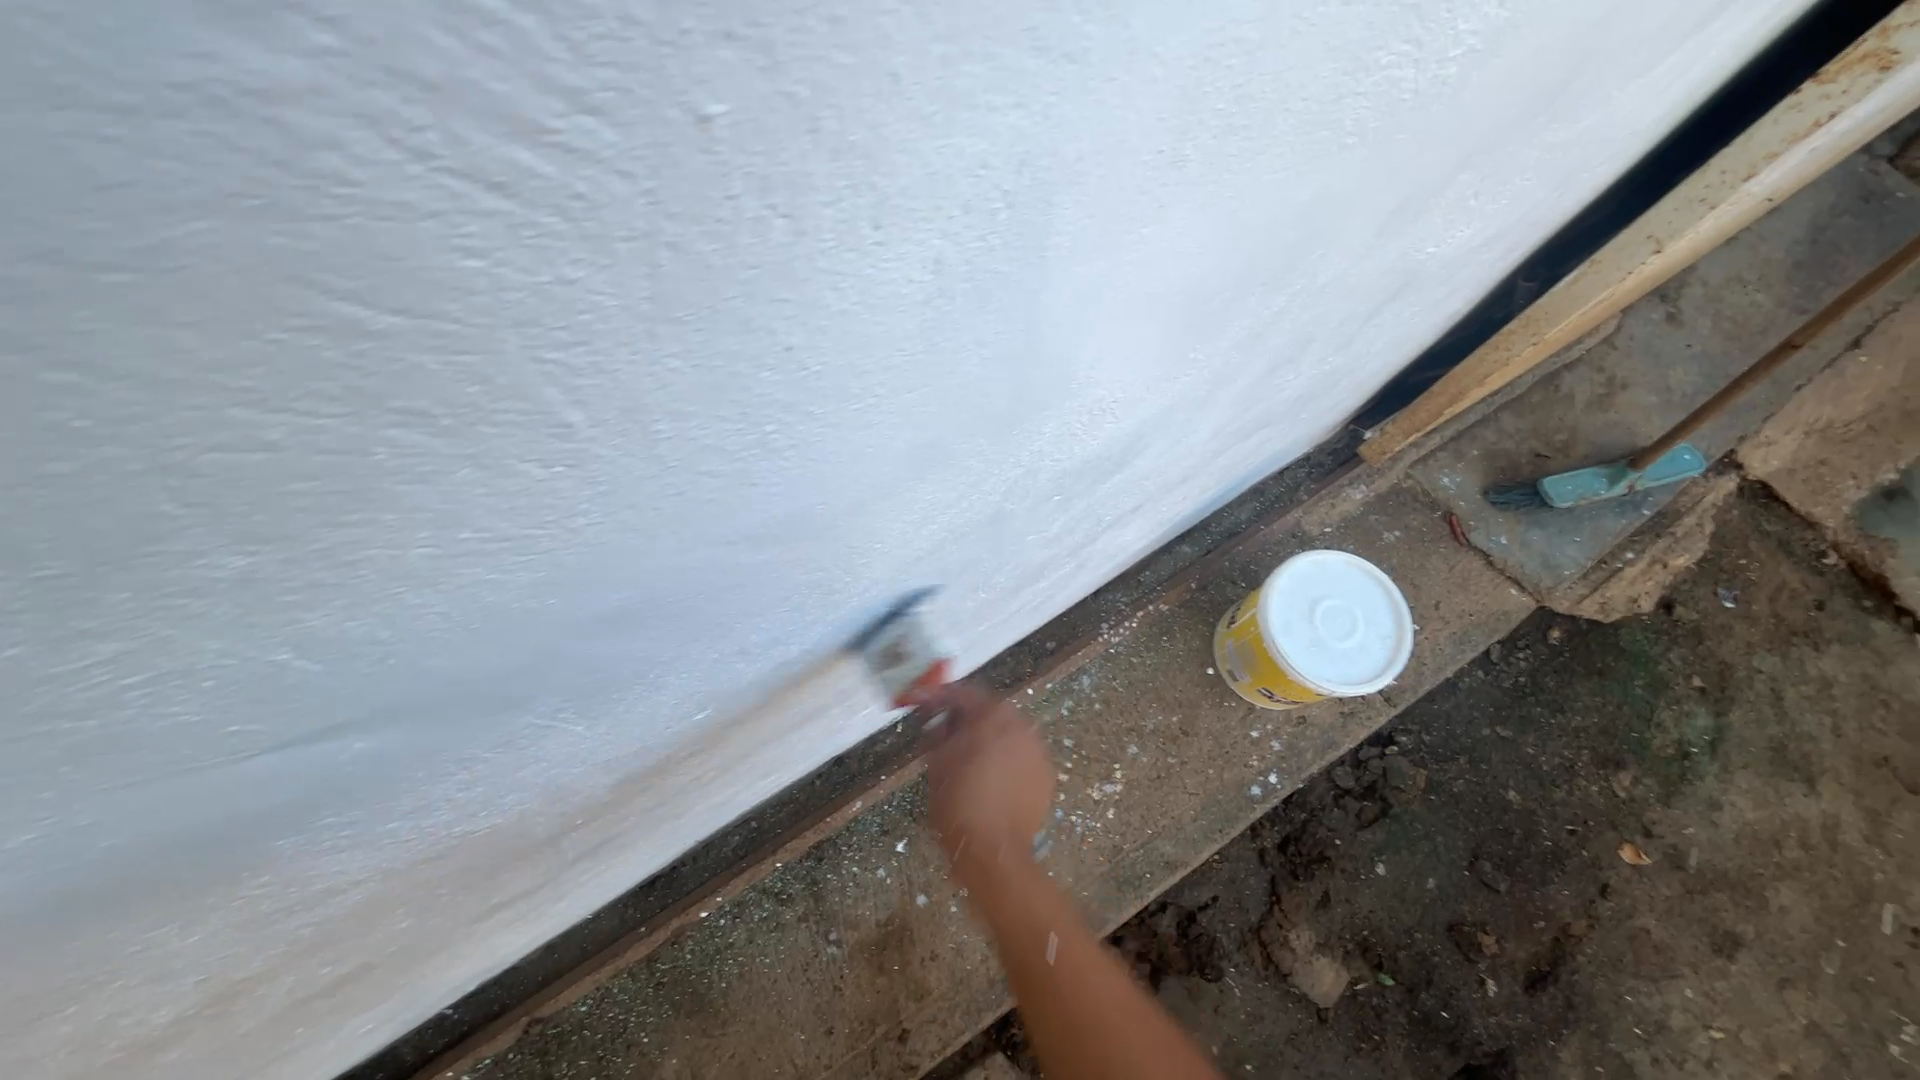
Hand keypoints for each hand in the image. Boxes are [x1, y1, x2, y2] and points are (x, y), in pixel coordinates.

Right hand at [910, 681, 1055, 892]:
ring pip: (1007, 735)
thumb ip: (937, 732)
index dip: (939, 698)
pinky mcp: (1047, 775)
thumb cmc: (958, 802)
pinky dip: (1005, 762)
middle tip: (943, 734)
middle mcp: (1021, 724)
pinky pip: (1021, 759)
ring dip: (987, 740)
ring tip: (966, 760)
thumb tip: (937, 722)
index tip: (922, 703)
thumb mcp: (936, 762)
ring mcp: (1038, 750)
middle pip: (989, 712)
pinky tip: (989, 780)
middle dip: (966, 719)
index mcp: (992, 715)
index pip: (963, 694)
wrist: (994, 849)